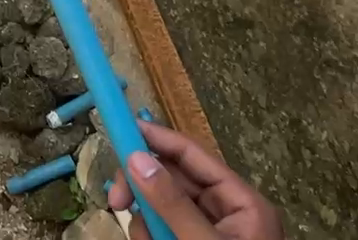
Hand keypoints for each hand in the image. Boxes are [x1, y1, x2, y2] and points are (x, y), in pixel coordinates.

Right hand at [106, 120, 283, 239]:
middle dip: (141, 188)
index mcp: (241, 203)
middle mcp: (225, 212)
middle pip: (170, 177)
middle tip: (115, 200)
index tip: (116, 129)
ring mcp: (208, 233)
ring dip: (144, 221)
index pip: (191, 154)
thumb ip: (171, 203)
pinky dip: (149, 236)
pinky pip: (161, 229)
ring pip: (160, 204)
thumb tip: (135, 155)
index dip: (155, 138)